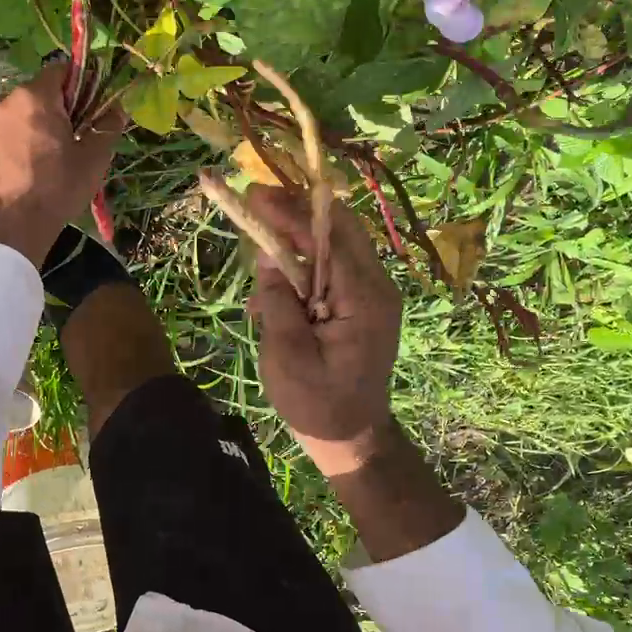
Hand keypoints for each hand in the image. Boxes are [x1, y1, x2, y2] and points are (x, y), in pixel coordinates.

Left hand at [0, 63, 123, 266]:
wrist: (14, 227)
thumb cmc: (58, 188)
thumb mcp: (93, 158)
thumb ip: (108, 125)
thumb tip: (119, 107)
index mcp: (34, 97)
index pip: (59, 71)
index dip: (78, 86)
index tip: (87, 108)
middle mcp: (3, 102)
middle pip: (35, 94)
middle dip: (53, 110)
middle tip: (67, 140)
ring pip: (15, 116)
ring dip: (30, 128)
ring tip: (42, 158)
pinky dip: (10, 144)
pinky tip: (21, 168)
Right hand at [244, 184, 401, 476]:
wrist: (351, 436)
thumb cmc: (317, 403)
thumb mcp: (288, 355)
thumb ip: (279, 303)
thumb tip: (267, 257)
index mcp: (365, 299)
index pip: (329, 238)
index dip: (291, 213)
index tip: (255, 195)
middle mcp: (376, 287)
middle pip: (339, 230)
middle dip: (295, 212)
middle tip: (255, 201)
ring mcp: (372, 294)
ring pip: (335, 245)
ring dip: (297, 237)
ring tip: (259, 236)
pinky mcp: (361, 304)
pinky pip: (332, 269)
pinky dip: (303, 263)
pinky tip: (274, 280)